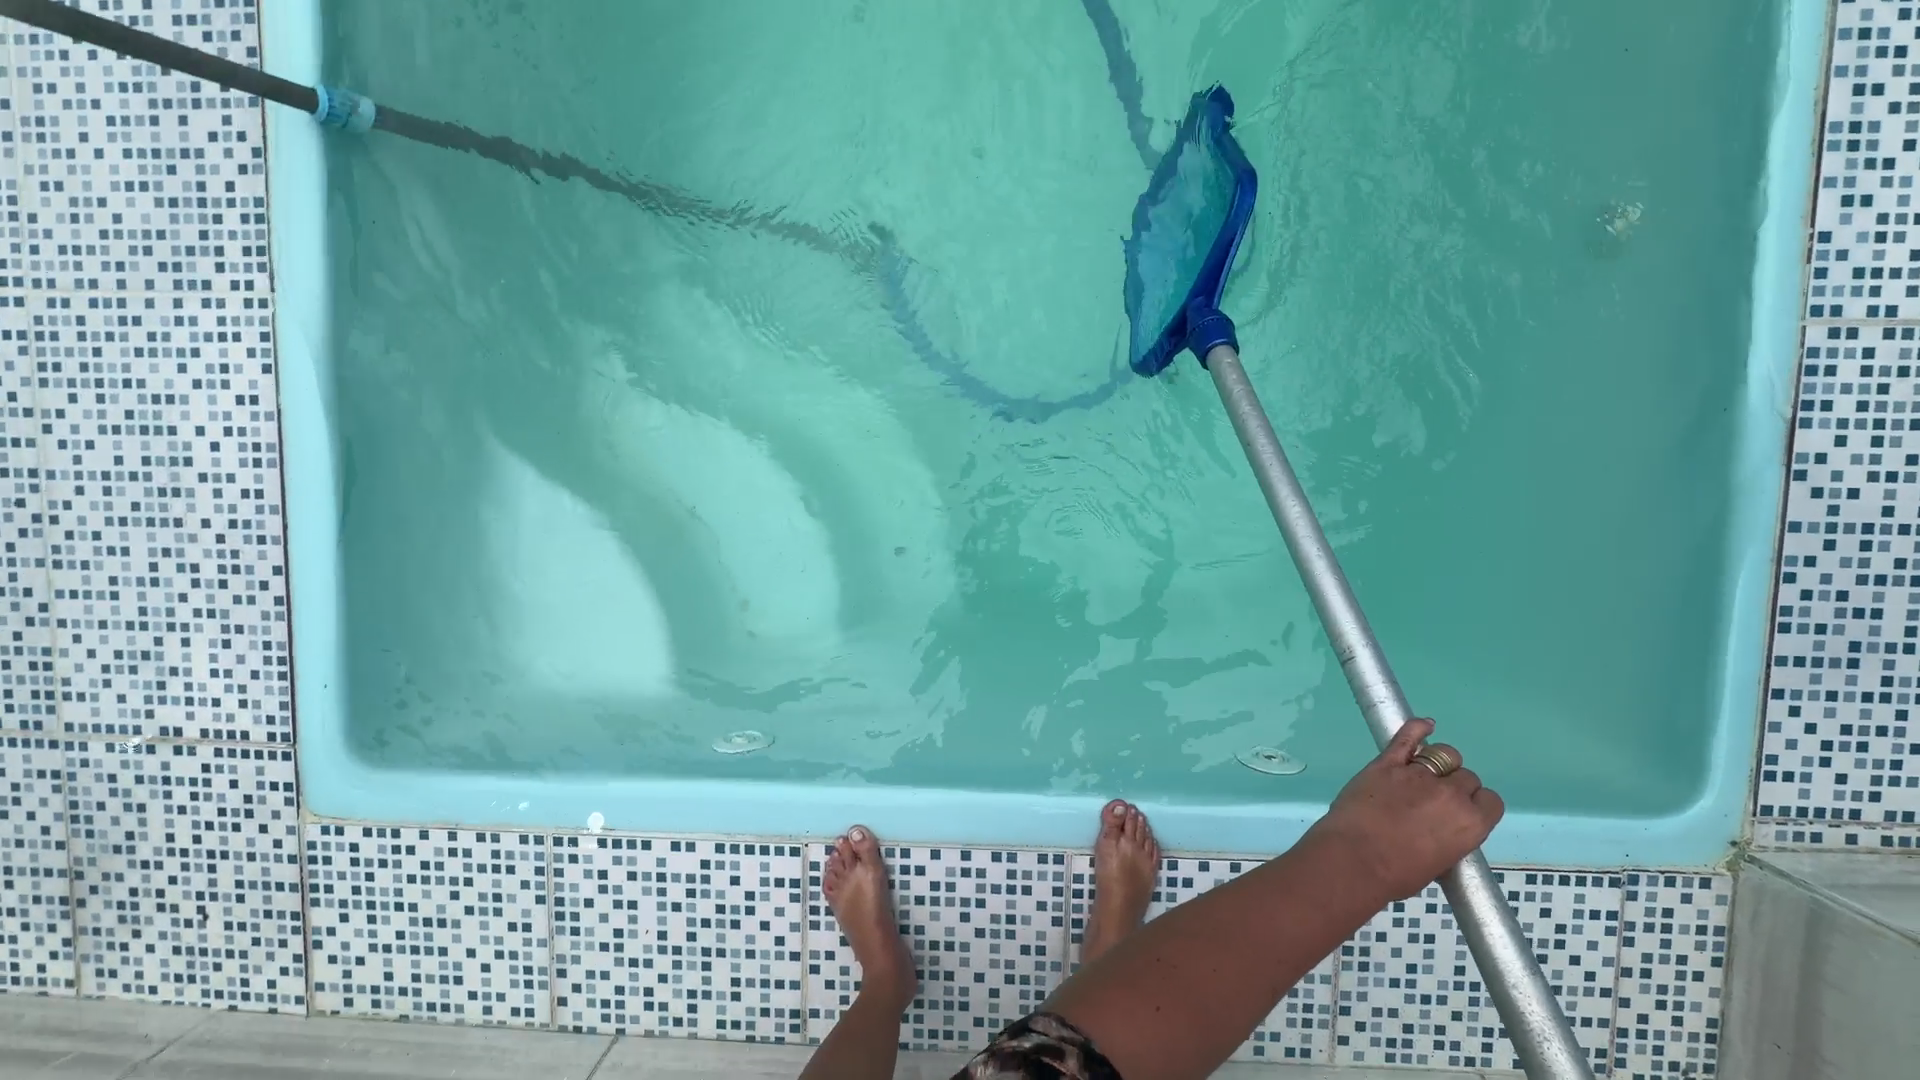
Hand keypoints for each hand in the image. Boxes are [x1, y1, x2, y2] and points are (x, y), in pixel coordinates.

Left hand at [1304, 718, 1503, 900]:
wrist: (1354, 858)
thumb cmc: (1397, 873)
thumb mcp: (1439, 864)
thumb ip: (1449, 839)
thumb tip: (1441, 832)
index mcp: (1472, 823)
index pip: (1490, 800)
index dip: (1476, 804)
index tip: (1462, 809)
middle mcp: (1451, 794)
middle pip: (1466, 776)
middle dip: (1454, 786)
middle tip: (1433, 800)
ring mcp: (1417, 774)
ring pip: (1443, 754)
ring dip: (1439, 762)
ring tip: (1424, 774)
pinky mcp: (1387, 762)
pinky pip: (1406, 737)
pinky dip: (1417, 729)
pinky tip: (1424, 725)